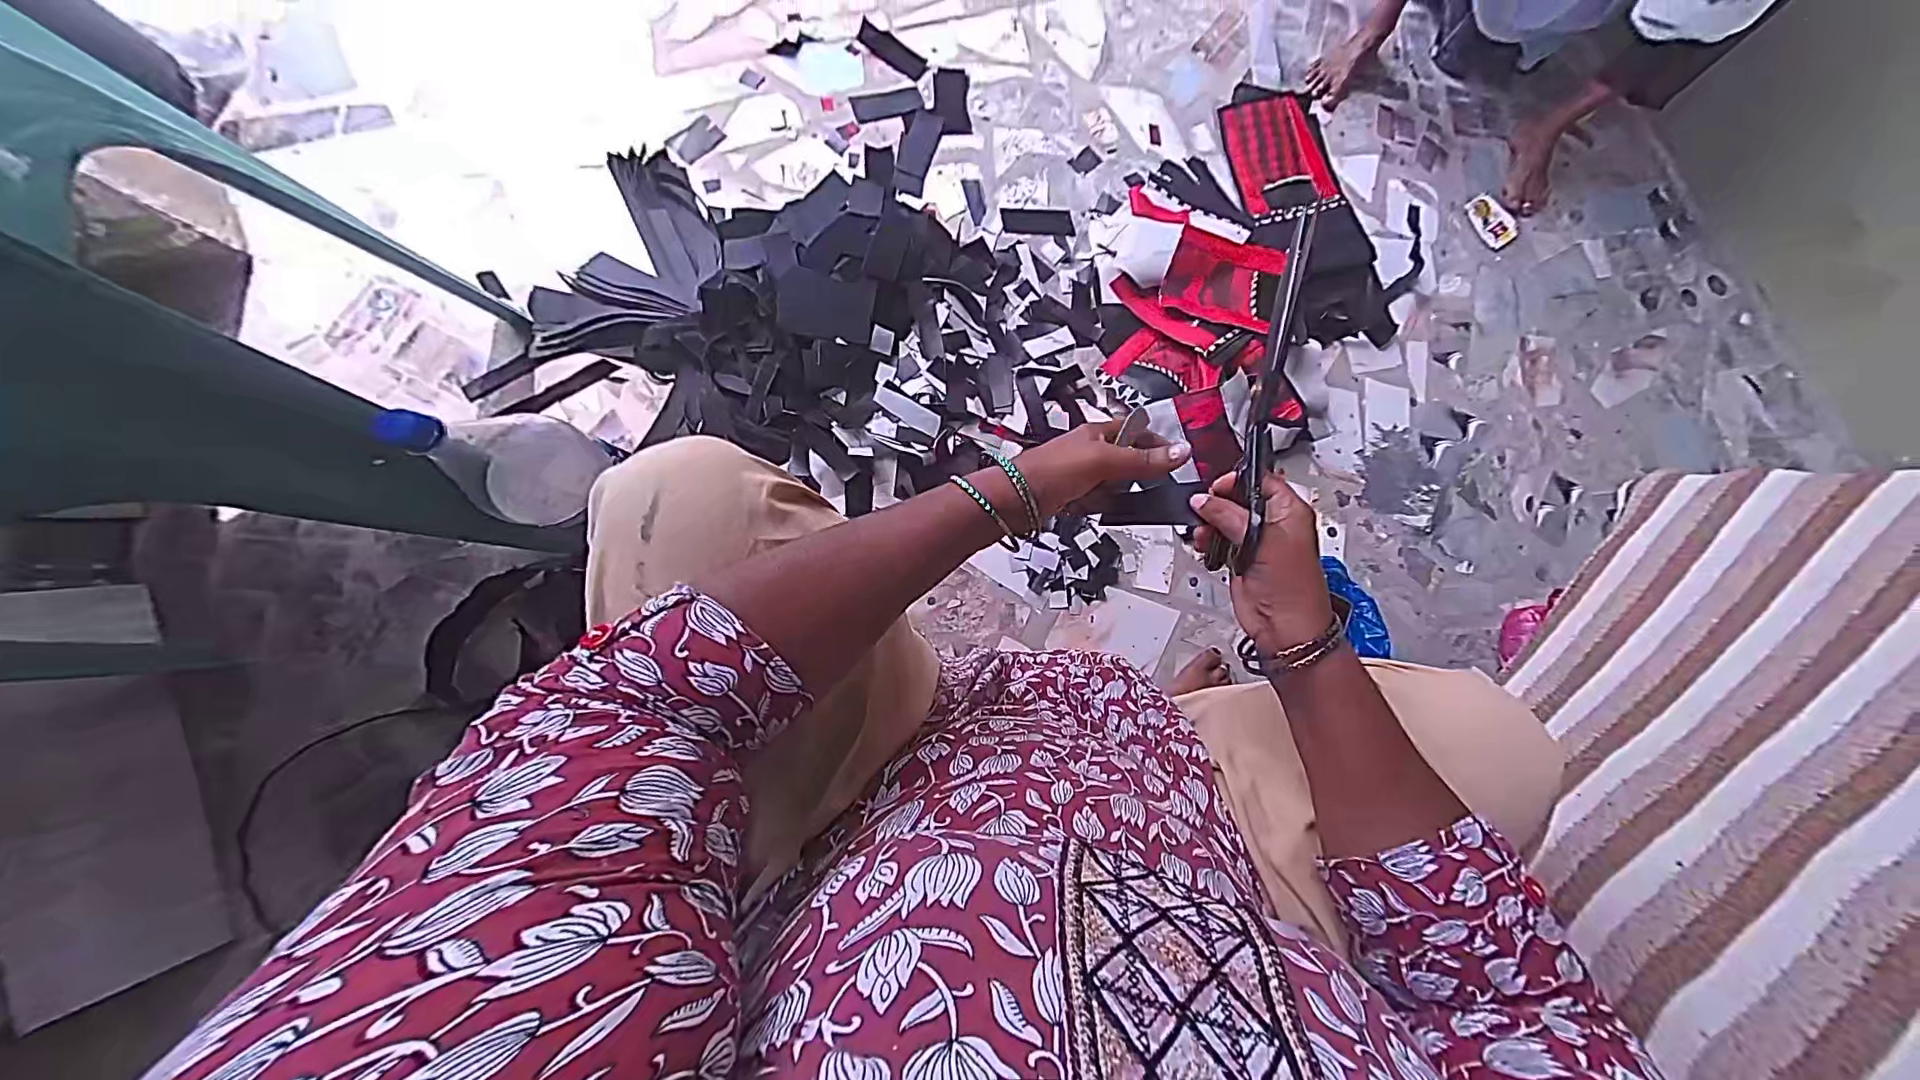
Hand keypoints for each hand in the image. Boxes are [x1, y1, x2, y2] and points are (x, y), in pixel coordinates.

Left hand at [1013, 419, 1189, 519]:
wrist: (1014, 500)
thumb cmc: (1048, 470)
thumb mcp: (1104, 461)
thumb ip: (1143, 460)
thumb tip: (1180, 452)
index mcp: (1098, 432)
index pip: (1138, 431)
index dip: (1157, 443)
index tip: (1176, 458)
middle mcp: (1090, 451)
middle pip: (1127, 462)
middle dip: (1132, 476)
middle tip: (1131, 484)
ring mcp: (1080, 475)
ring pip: (1113, 486)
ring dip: (1112, 495)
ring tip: (1100, 496)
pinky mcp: (1072, 496)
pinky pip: (1097, 502)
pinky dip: (1096, 507)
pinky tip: (1087, 506)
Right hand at [1187, 470, 1333, 654]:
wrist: (1284, 627)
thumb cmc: (1293, 590)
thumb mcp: (1262, 541)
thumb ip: (1232, 516)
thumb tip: (1205, 500)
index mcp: (1290, 512)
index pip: (1261, 481)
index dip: (1237, 481)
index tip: (1216, 488)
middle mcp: (1273, 524)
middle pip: (1237, 499)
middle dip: (1217, 503)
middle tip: (1205, 509)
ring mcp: (1254, 541)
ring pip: (1224, 518)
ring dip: (1208, 522)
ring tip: (1203, 531)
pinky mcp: (1239, 558)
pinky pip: (1217, 539)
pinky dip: (1207, 539)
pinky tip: (1204, 543)